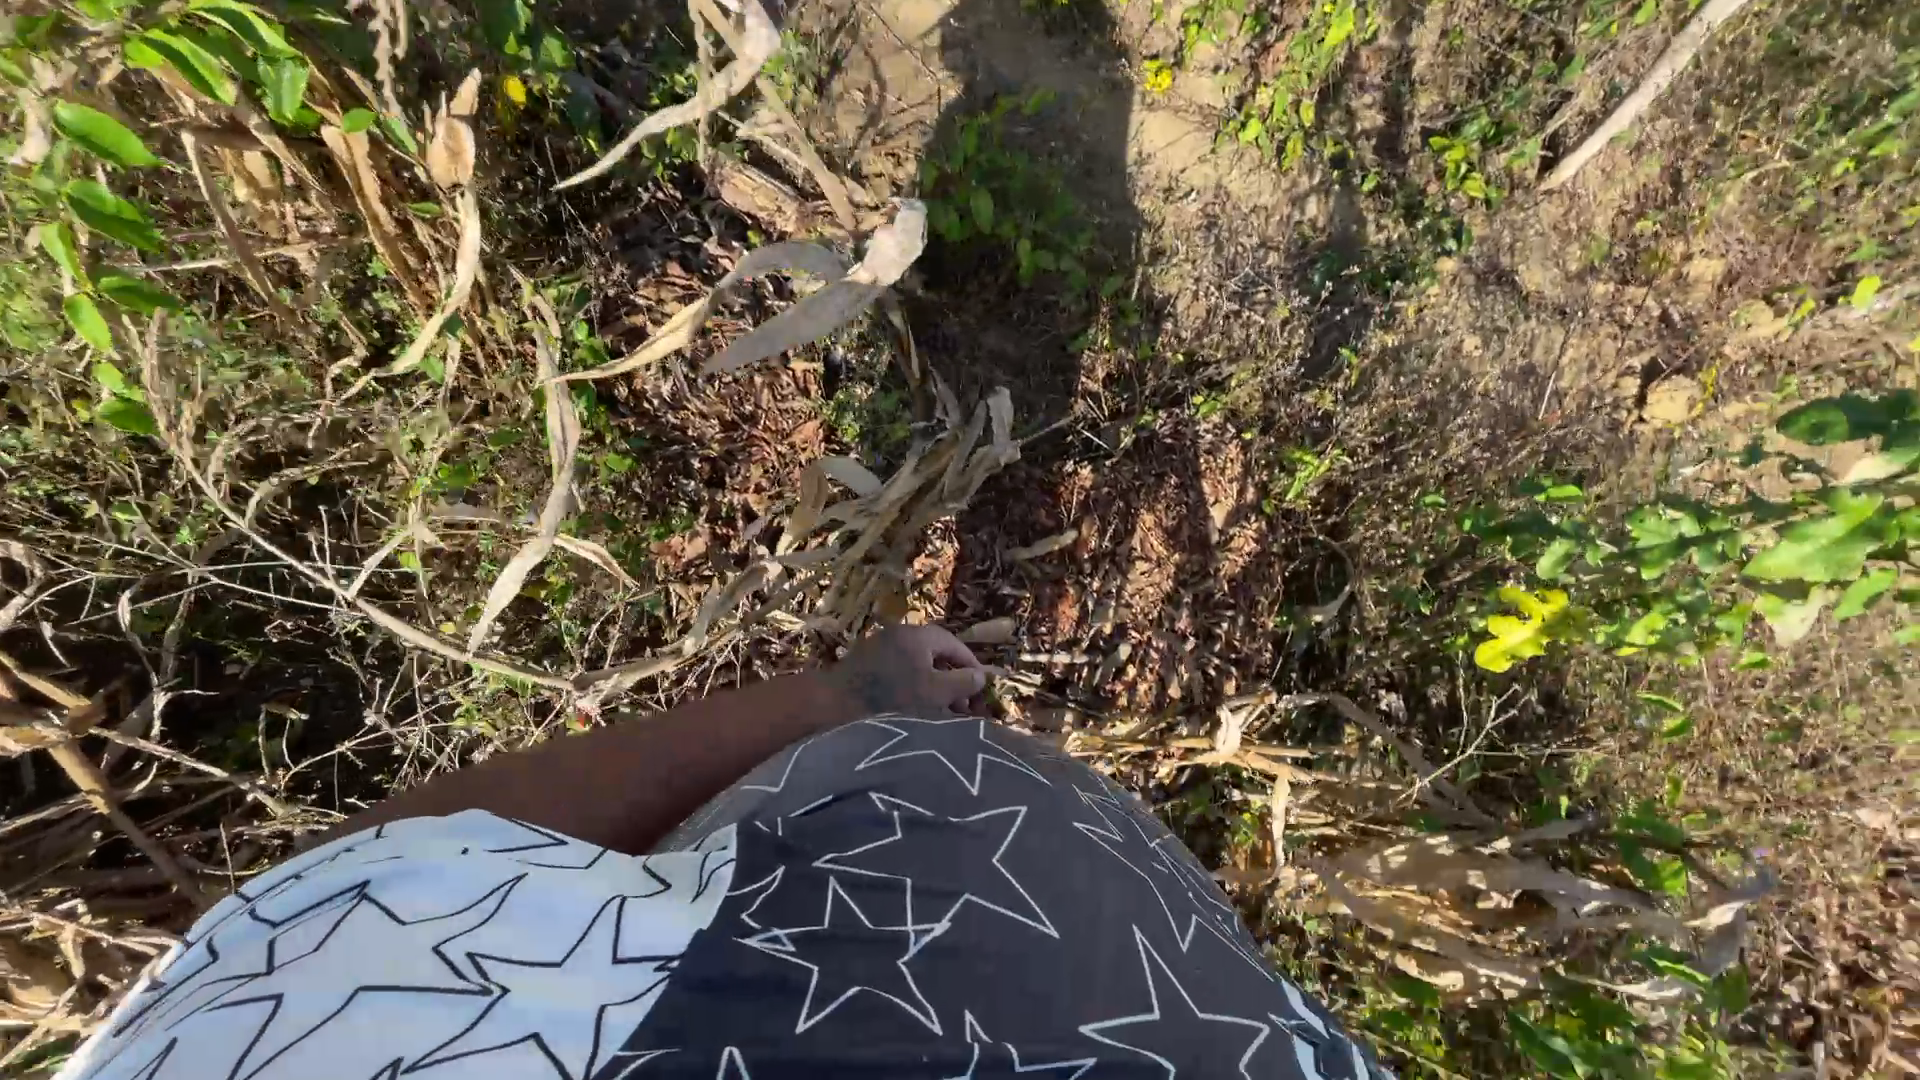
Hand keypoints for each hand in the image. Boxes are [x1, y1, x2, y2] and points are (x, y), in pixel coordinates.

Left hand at [824, 624, 988, 719]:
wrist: (832, 707)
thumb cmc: (891, 698)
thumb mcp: (935, 692)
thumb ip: (962, 683)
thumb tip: (980, 676)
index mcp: (918, 635)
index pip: (954, 645)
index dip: (971, 666)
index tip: (982, 688)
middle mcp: (898, 636)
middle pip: (935, 656)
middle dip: (952, 681)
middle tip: (963, 707)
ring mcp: (879, 650)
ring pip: (917, 668)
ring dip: (933, 689)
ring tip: (941, 714)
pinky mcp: (865, 668)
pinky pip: (899, 675)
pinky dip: (913, 691)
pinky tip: (915, 713)